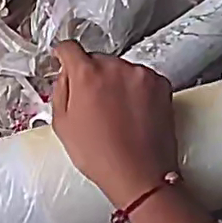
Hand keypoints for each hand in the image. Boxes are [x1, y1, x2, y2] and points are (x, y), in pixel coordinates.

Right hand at [51, 40, 178, 207]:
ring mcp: (141, 75)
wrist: (140, 175)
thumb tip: (65, 75)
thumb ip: (60, 90)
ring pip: (120, 69)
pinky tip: (131, 114)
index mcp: (87, 75)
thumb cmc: (100, 155)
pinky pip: (141, 79)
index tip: (64, 59)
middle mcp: (116, 68)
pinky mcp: (161, 84)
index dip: (63, 55)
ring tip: (115, 114)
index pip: (70, 48)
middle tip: (92, 104)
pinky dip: (135, 90)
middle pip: (97, 60)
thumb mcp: (62, 124)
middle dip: (92, 76)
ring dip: (115, 83)